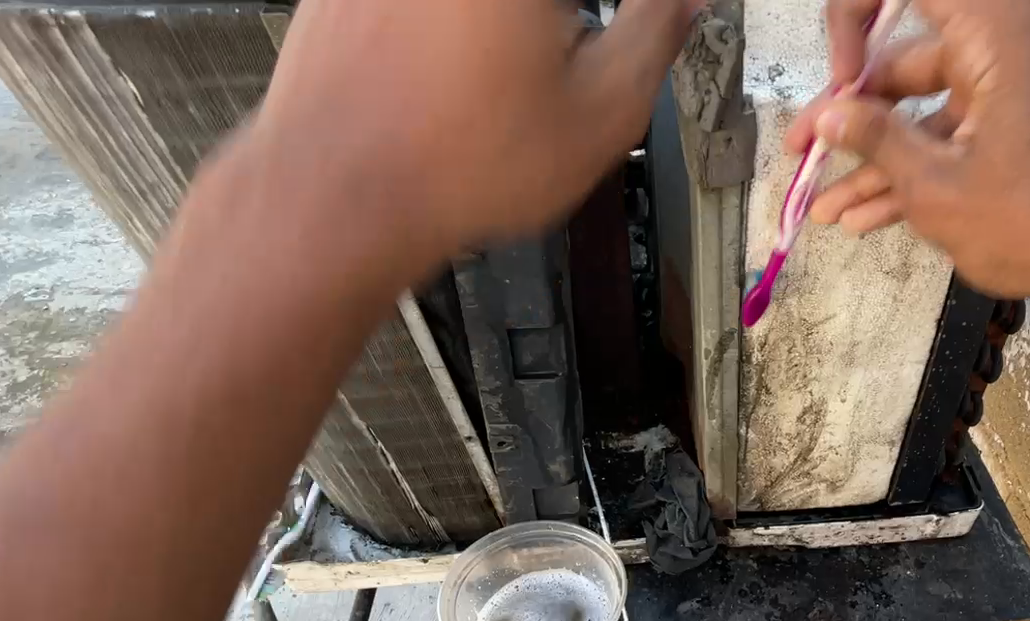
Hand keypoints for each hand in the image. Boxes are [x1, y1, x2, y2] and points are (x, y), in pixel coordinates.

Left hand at [240, 0, 700, 290]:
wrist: (345, 192)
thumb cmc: (461, 165)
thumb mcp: (602, 114)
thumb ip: (656, 37)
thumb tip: (684, 3)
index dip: (641, 11)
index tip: (656, 22)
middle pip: (547, 6)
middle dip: (571, 28)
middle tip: (585, 60)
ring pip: (493, 12)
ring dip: (529, 35)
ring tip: (515, 96)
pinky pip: (444, 10)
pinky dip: (469, 35)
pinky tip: (471, 79)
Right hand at [788, 0, 1029, 321]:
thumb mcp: (936, 186)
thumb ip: (877, 141)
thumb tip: (828, 113)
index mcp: (990, 31)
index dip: (853, 19)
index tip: (835, 81)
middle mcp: (1001, 47)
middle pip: (905, 66)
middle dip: (848, 119)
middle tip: (798, 156)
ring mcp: (1009, 94)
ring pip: (922, 116)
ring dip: (873, 163)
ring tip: (822, 208)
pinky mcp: (1015, 133)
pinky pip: (950, 142)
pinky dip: (912, 176)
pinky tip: (865, 219)